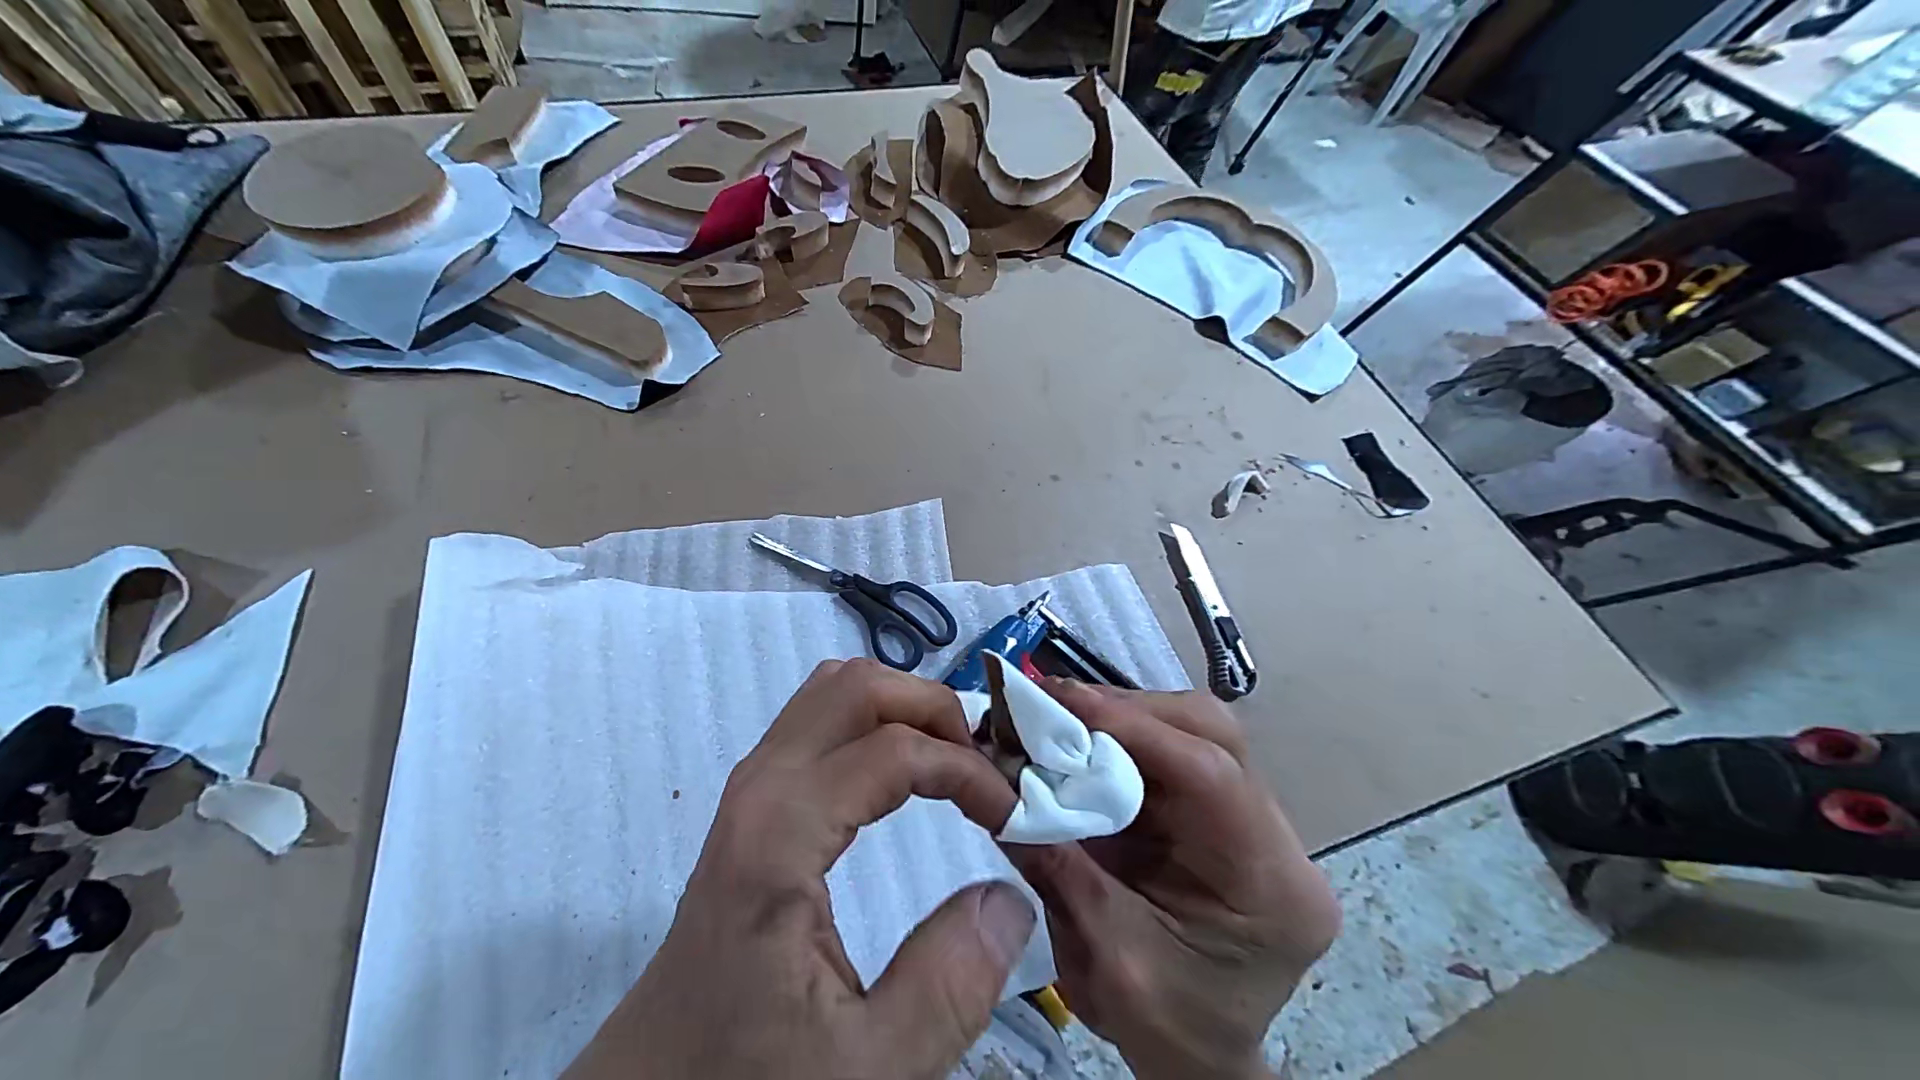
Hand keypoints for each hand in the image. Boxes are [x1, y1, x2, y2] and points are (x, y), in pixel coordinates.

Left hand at [563, 658, 1034, 1079]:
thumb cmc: (748, 1076)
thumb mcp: (867, 1064)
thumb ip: (950, 983)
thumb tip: (1011, 894)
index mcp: (780, 834)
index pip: (893, 749)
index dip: (965, 771)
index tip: (1009, 818)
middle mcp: (762, 786)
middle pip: (857, 687)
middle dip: (934, 709)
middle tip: (981, 768)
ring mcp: (753, 786)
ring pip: (834, 692)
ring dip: (904, 709)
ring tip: (953, 765)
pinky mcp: (756, 801)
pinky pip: (821, 721)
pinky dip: (877, 723)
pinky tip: (906, 776)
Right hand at [1004, 682, 1339, 1079]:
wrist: (1199, 1059)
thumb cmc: (1167, 1028)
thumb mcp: (1105, 959)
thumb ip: (1057, 868)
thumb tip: (998, 781)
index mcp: (1274, 884)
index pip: (1212, 773)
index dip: (1133, 726)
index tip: (1060, 701)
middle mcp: (1274, 837)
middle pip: (1210, 736)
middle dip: (1125, 712)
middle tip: (1050, 706)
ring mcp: (1247, 819)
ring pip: (1190, 733)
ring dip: (1119, 719)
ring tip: (1056, 720)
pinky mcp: (1214, 813)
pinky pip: (1168, 754)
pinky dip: (1117, 741)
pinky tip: (1077, 744)